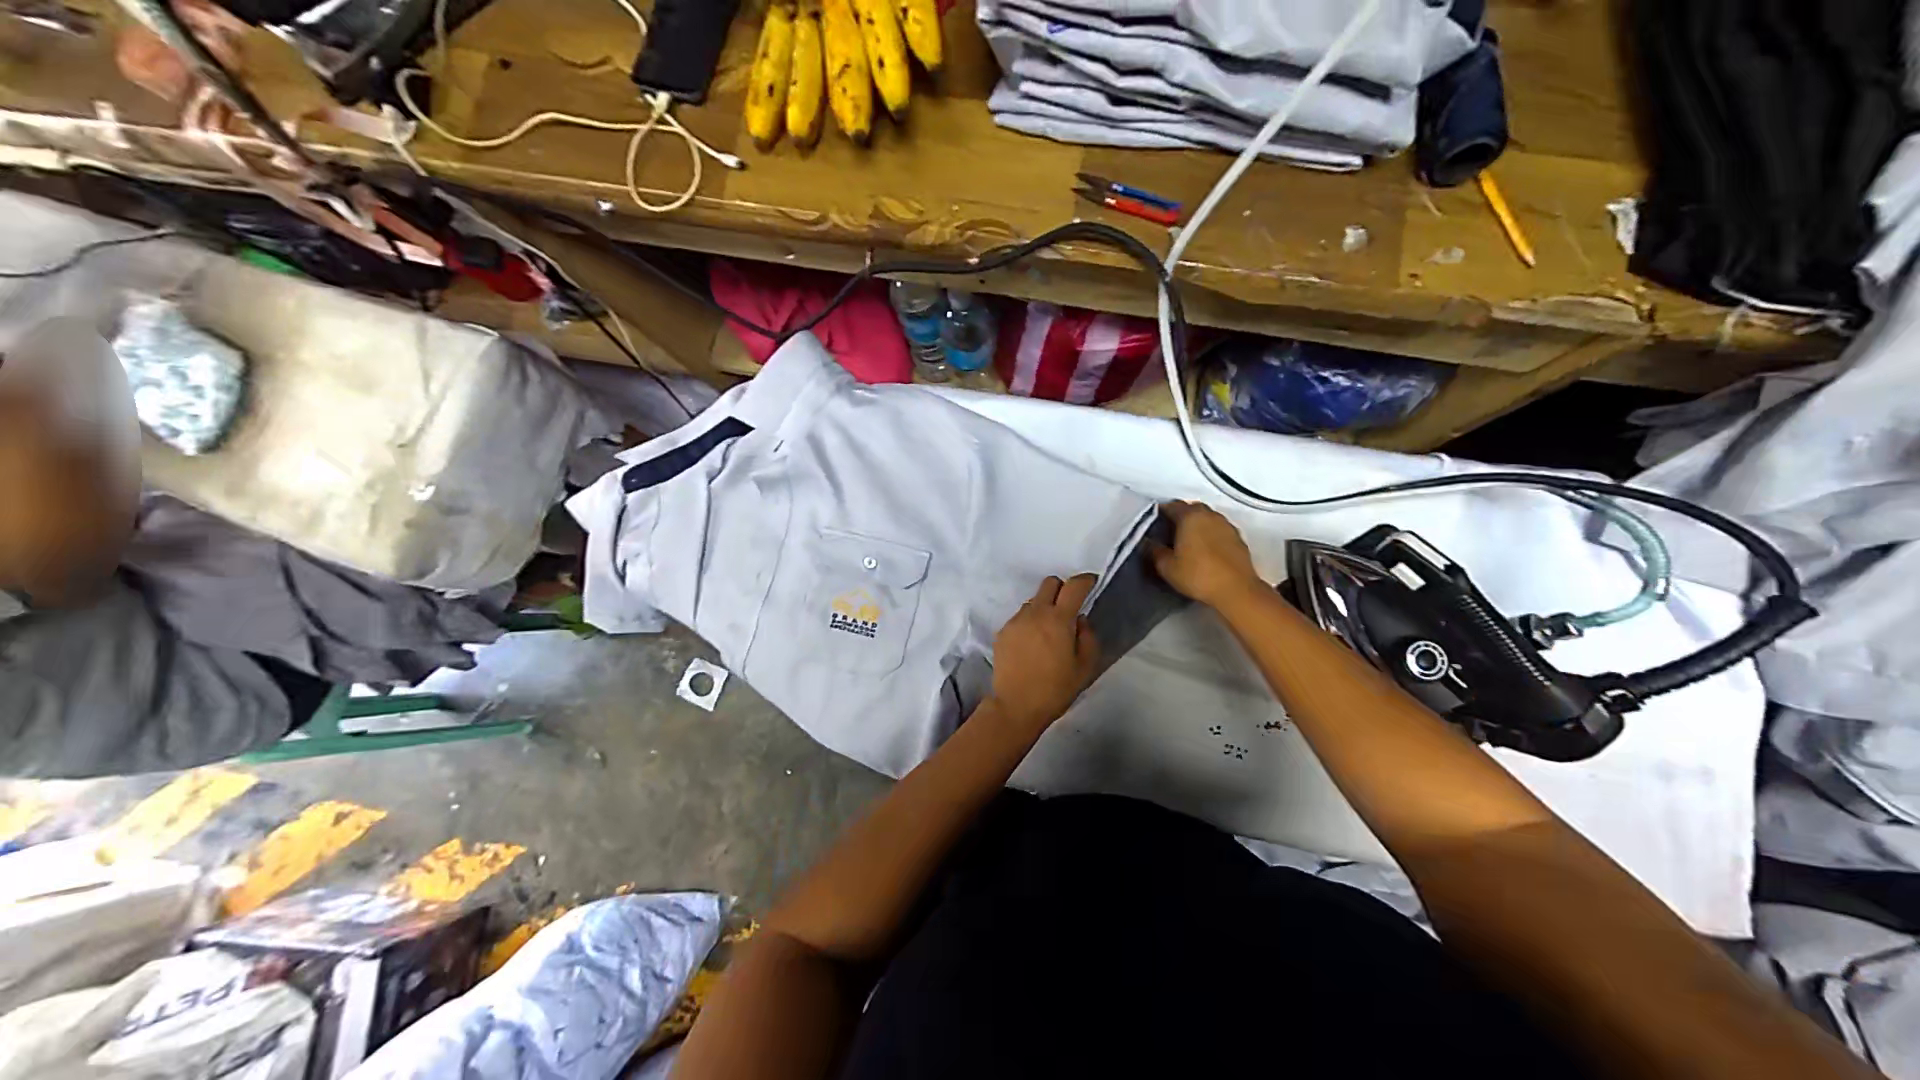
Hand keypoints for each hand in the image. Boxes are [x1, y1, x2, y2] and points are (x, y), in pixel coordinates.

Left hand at [985, 574, 1101, 730]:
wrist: (1016, 706)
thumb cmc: (1055, 688)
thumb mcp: (1085, 666)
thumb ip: (1088, 636)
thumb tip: (1079, 620)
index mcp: (1058, 619)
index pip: (1074, 585)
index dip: (1086, 580)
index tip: (1091, 584)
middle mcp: (1035, 613)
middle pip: (1049, 583)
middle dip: (1062, 589)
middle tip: (1068, 609)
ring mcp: (1015, 621)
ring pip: (1033, 602)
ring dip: (1044, 609)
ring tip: (1048, 635)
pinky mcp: (1002, 632)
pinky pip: (1020, 619)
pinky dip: (1029, 624)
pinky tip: (1031, 647)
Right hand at [1149, 501, 1263, 608]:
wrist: (1236, 590)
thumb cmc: (1197, 575)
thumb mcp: (1166, 567)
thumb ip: (1154, 551)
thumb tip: (1146, 542)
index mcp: (1190, 516)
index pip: (1171, 506)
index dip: (1160, 513)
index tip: (1153, 524)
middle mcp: (1209, 515)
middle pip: (1191, 508)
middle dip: (1180, 516)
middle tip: (1170, 531)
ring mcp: (1226, 525)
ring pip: (1207, 517)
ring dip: (1197, 524)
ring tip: (1188, 540)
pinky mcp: (1238, 538)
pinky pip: (1219, 529)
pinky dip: (1210, 534)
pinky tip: (1206, 549)